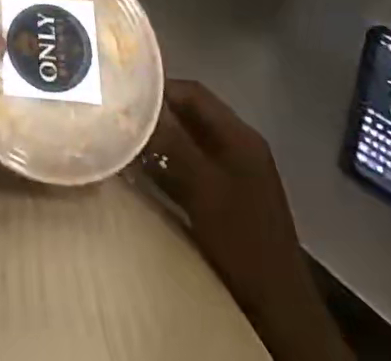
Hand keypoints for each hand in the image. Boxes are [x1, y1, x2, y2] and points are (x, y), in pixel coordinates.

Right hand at [141, 79, 317, 316]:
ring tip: (121, 139)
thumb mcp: (201, 184)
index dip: (157, 88)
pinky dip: (165, 161)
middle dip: (154, 112)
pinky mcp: (225, 194)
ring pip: (187, 139)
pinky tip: (141, 170)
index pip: (193, 93)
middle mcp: (238, 145)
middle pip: (190, 114)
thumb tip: (137, 104)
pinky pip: (189, 163)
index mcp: (239, 136)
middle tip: (116, 115)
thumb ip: (172, 141)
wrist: (275, 300)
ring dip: (157, 137)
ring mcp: (234, 171)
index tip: (121, 92)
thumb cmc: (239, 236)